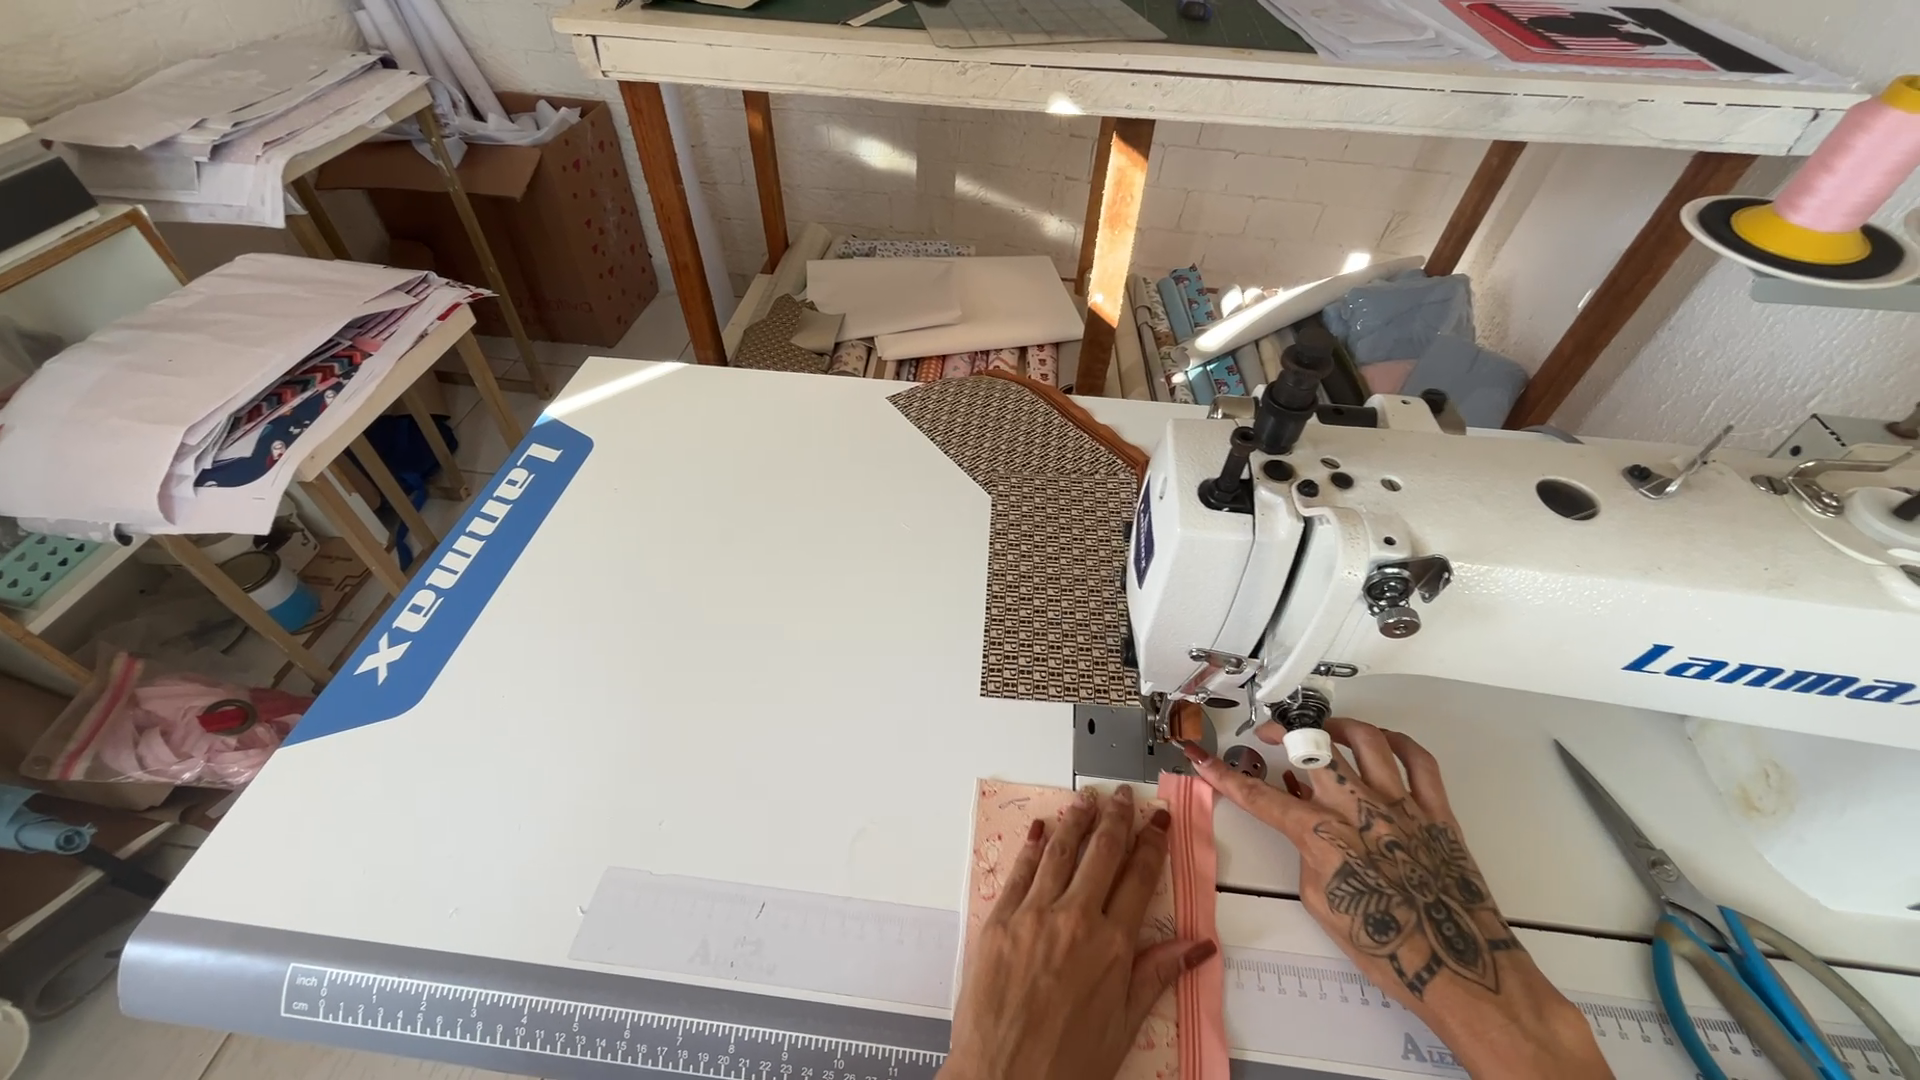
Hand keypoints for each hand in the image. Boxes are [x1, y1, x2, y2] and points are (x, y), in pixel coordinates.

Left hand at [941, 786, 1215, 1079]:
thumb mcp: (1124, 1025)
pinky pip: (1019, 872)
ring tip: (1087, 799)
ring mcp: (1033, 915)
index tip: (1158, 820)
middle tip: (1124, 796)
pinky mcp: (999, 920)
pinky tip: (1039, 828)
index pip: (1139, 879)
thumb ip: (1156, 975)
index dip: (1151, 844)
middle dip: (1116, 819)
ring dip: (1076, 821)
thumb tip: (1198, 945)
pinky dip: (1031, 846)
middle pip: (1101, 854)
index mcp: (1111, 945)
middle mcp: (1074, 918)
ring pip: (1059, 853)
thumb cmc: (1067, 1062)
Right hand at [1186, 719, 1611, 1079]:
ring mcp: (1401, 806)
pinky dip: (1397, 742)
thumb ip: (1308, 854)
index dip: (1226, 776)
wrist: (1460, 970)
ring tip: (1324, 731)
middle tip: (1271, 733)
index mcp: (1322, 837)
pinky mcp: (1438, 811)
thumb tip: (1305, 822)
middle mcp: (1359, 810)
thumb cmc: (1385, 948)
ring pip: (1366, 740)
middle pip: (1313, 747)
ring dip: (1337, 727)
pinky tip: (1382, 742)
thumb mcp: (1322, 904)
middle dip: (1283, 732)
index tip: (1203, 758)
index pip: (1260, 797)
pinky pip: (1419, 760)